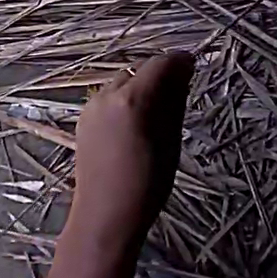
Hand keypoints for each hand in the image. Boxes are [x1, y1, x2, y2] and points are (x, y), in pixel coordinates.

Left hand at [65, 51, 193, 259]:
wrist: (104, 217)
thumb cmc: (146, 184)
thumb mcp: (170, 140)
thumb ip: (175, 101)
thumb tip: (183, 72)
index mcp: (132, 99)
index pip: (159, 64)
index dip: (178, 61)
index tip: (192, 65)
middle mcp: (108, 94)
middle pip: (139, 69)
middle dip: (160, 72)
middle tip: (180, 87)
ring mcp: (92, 105)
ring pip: (123, 80)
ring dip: (141, 83)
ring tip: (158, 104)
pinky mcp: (84, 118)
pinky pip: (109, 96)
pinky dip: (126, 97)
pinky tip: (136, 118)